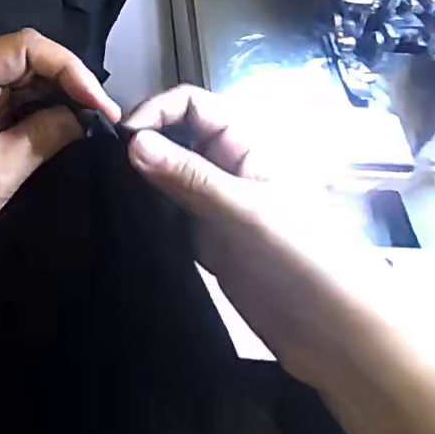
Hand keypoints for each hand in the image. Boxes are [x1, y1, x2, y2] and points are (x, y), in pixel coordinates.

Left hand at [0, 30, 117, 361]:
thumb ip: (47, 133)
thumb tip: (85, 117)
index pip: (27, 47)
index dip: (69, 67)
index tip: (99, 103)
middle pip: (28, 60)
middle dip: (69, 81)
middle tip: (103, 115)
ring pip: (26, 84)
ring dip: (60, 98)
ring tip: (92, 121)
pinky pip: (16, 107)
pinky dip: (44, 114)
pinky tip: (67, 128)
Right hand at [123, 85, 381, 385]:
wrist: (332, 329)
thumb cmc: (301, 254)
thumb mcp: (244, 209)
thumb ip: (189, 177)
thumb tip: (132, 143)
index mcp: (244, 142)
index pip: (192, 104)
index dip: (156, 110)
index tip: (121, 140)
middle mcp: (226, 166)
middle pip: (175, 136)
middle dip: (142, 143)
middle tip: (102, 168)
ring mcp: (214, 204)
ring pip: (167, 176)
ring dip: (140, 180)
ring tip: (105, 194)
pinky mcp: (205, 240)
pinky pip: (168, 215)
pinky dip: (146, 214)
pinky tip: (122, 223)